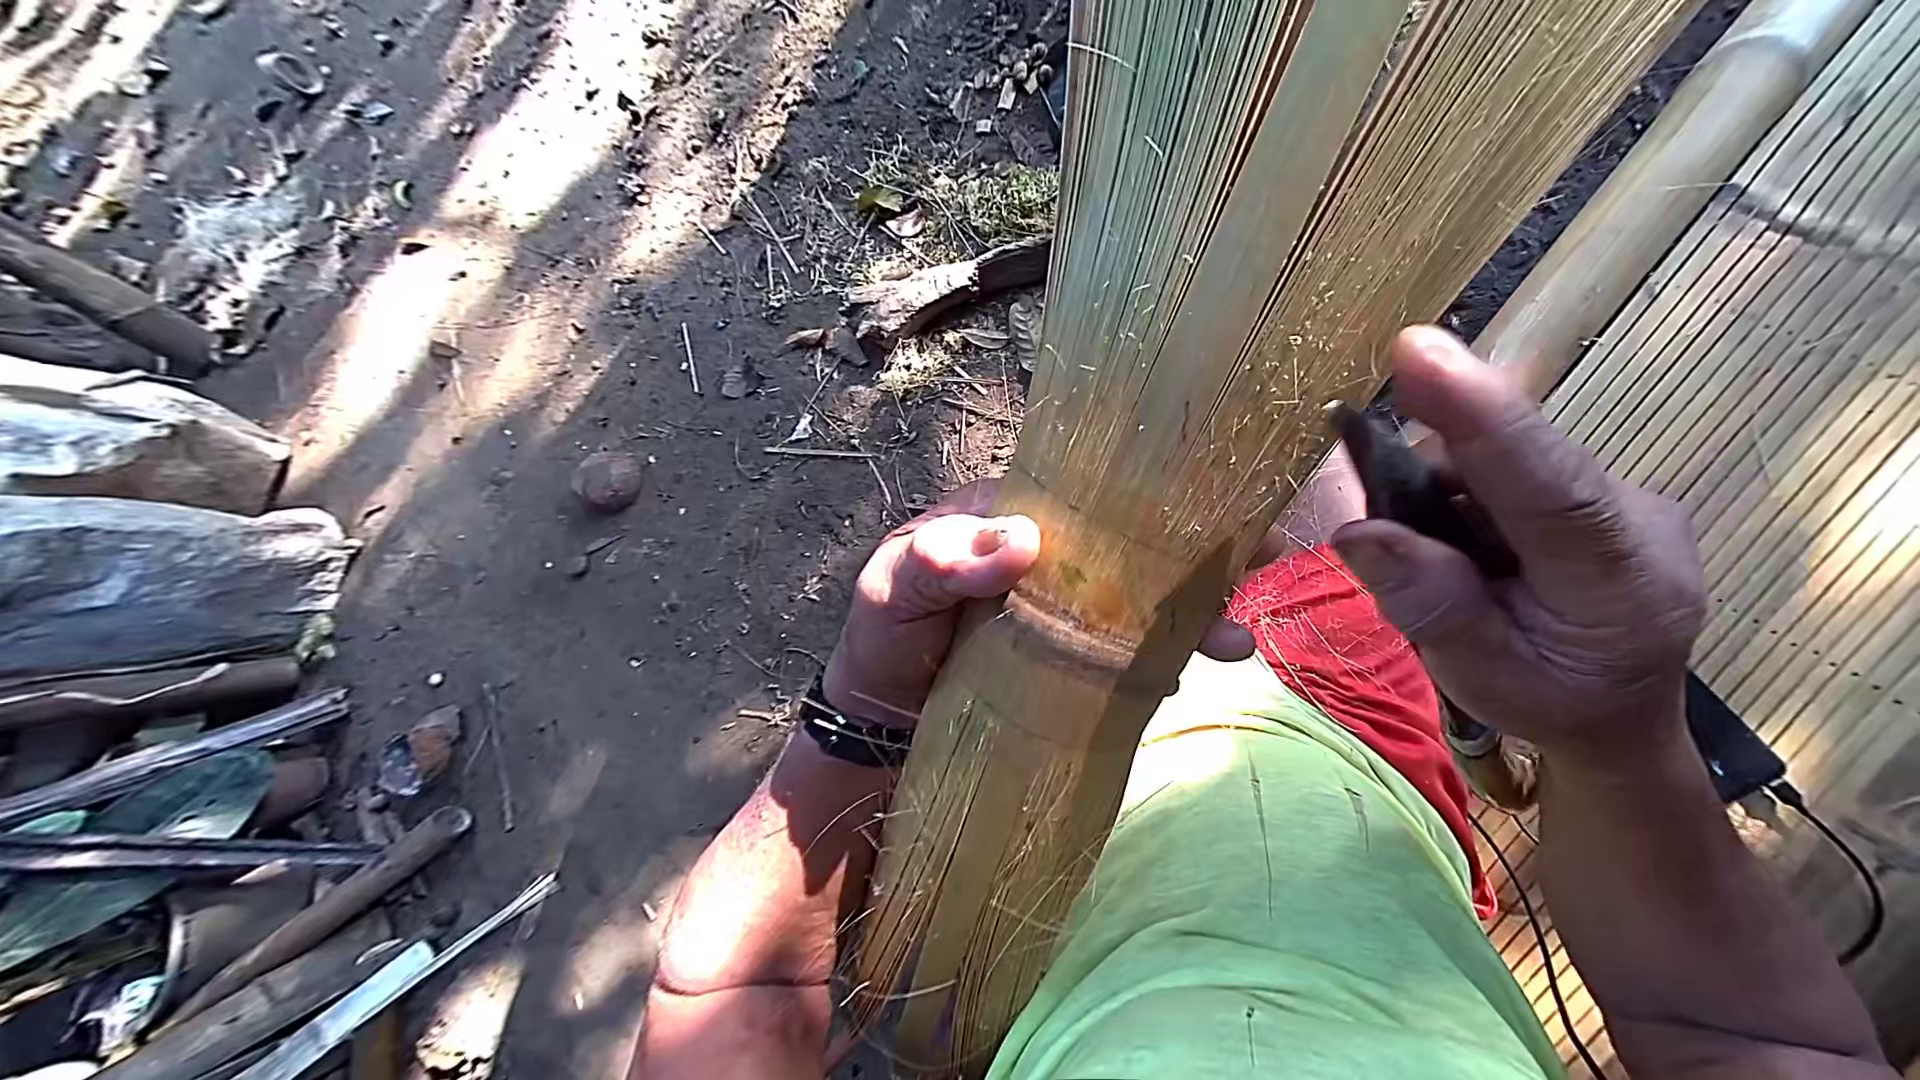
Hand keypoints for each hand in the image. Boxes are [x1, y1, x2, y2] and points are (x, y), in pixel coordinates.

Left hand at [822, 476, 1285, 725]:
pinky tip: (1197, 664)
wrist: (884, 715)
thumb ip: (940, 560)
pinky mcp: (1072, 659)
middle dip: (1195, 549)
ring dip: (1193, 608)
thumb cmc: (885, 635)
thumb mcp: (893, 587)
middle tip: (1262, 559)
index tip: (1212, 502)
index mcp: (1008, 516)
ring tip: (1236, 637)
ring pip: (1139, 595)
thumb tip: (1024, 539)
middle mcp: (1047, 554)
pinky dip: (1164, 653)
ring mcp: (1064, 610)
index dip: (1148, 494)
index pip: (1088, 493)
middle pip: (1131, 541)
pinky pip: (1127, 648)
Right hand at [1329, 326, 1705, 763]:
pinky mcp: (1584, 491)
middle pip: (1503, 459)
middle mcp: (1628, 513)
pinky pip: (1494, 470)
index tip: (1416, 352)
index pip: (1546, 481)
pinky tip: (1446, 544)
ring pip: (1490, 462)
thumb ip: (1424, 602)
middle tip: (1383, 532)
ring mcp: (1610, 496)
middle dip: (1423, 478)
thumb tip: (1356, 532)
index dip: (1478, 414)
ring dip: (1430, 496)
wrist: (1610, 713)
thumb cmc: (1548, 701)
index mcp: (1616, 575)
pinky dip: (1447, 498)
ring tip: (1427, 562)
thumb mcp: (1476, 671)